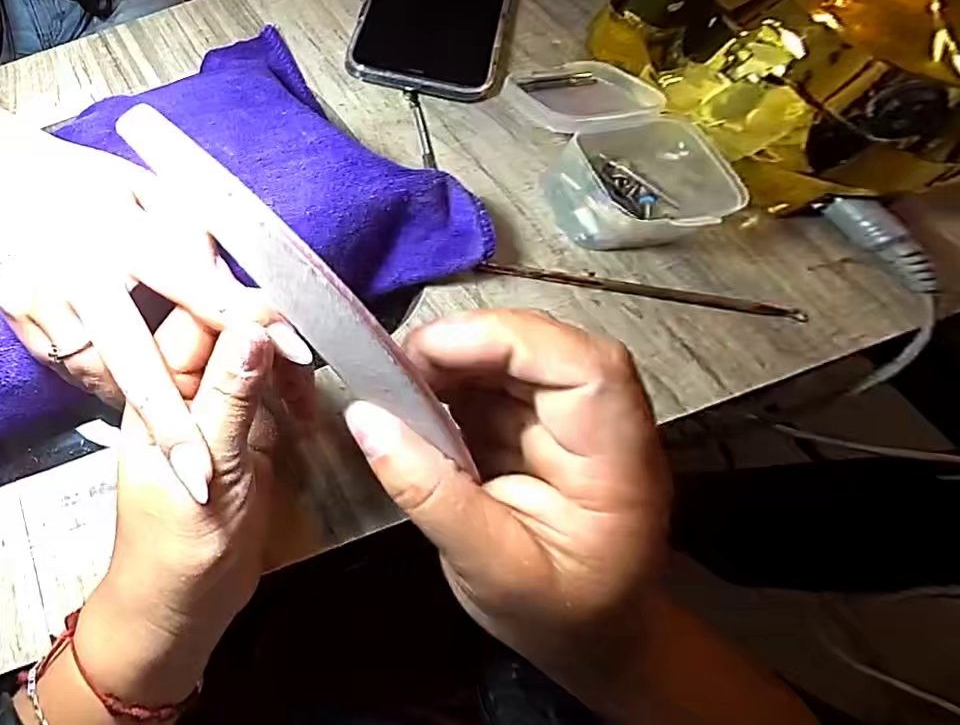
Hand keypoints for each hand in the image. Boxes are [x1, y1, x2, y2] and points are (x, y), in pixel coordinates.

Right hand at [0, 106, 310, 502]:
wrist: (2, 177)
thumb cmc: (82, 180)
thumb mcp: (146, 190)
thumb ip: (190, 236)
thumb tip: (230, 289)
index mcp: (119, 232)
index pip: (190, 284)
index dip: (240, 322)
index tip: (287, 356)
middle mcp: (77, 272)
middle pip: (130, 358)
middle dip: (168, 423)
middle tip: (198, 479)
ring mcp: (40, 299)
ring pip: (94, 371)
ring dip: (131, 399)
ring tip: (162, 414)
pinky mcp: (18, 318)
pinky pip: (63, 363)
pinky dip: (93, 374)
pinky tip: (110, 366)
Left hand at [79, 325, 276, 704]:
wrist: (183, 604)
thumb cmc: (177, 542)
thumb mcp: (210, 466)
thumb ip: (230, 397)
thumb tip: (253, 329)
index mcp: (152, 384)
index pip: (192, 322)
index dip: (237, 311)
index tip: (286, 321)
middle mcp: (181, 385)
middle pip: (224, 331)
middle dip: (267, 333)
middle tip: (306, 355)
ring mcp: (213, 405)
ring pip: (250, 357)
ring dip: (283, 364)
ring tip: (305, 393)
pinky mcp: (241, 428)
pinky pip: (268, 390)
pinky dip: (291, 391)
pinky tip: (305, 406)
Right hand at [344, 310, 671, 677]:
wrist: (589, 638)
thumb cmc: (559, 615)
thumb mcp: (491, 570)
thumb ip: (429, 494)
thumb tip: (364, 418)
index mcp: (613, 467)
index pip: (584, 367)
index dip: (504, 340)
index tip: (426, 357)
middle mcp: (592, 427)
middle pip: (539, 342)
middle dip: (458, 343)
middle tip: (400, 373)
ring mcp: (556, 417)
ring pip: (502, 347)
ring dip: (441, 356)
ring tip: (398, 389)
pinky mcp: (521, 415)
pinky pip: (477, 370)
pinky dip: (435, 373)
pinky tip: (411, 401)